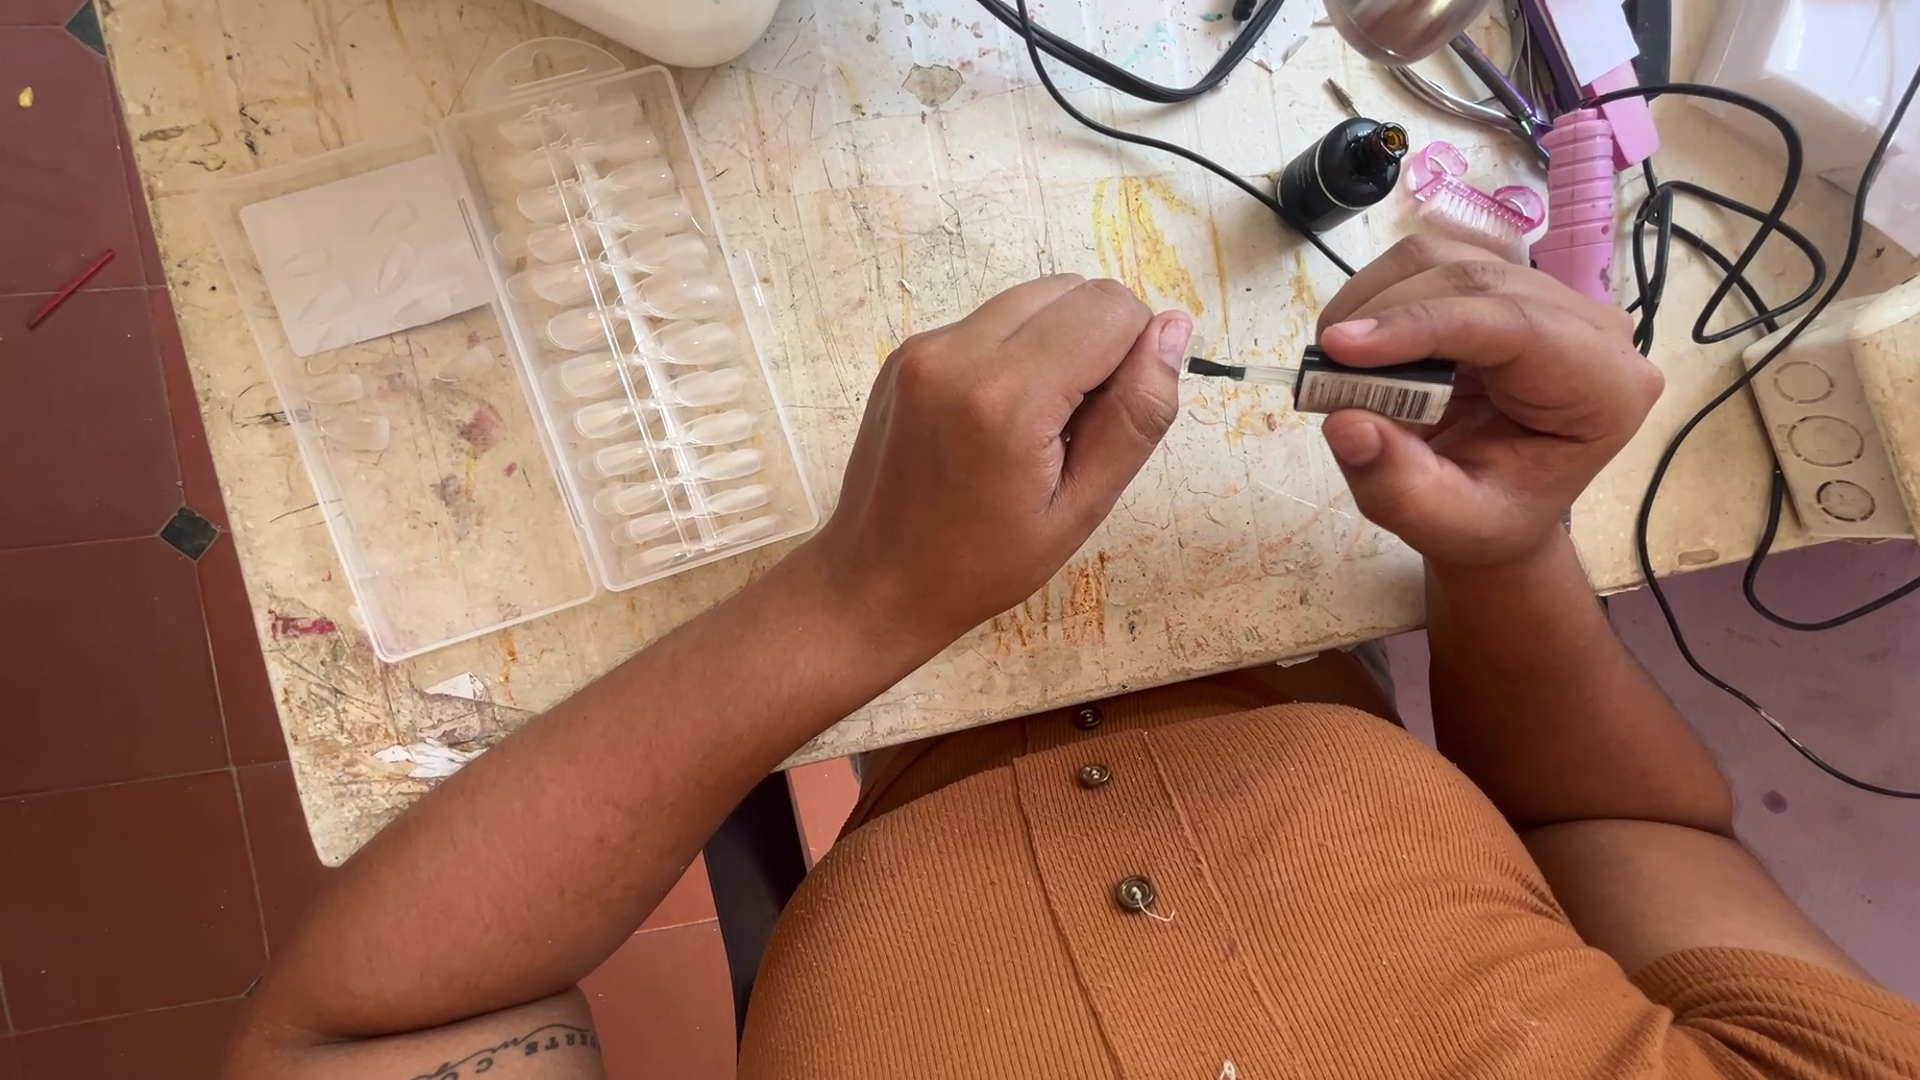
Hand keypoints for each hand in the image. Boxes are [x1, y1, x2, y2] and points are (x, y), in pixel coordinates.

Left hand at [808, 275, 1191, 647]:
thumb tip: (1172, 330)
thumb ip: (1135, 417)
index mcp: (1005, 398)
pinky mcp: (905, 353)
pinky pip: (988, 322)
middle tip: (1071, 427)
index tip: (1107, 419)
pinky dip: (1012, 353)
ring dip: (1055, 345)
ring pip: (1030, 299)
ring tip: (1032, 425)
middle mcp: (956, 353)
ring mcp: (922, 347)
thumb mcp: (1080, 508)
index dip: (1133, 355)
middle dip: (1096, 345)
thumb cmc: (983, 564)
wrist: (877, 579)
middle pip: (1072, 291)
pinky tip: (994, 419)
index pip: (1111, 308)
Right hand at [1314, 237, 1661, 571]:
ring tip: (1336, 359)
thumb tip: (1343, 422)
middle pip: (1475, 278)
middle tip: (1321, 371)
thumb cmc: (1480, 521)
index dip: (1422, 325)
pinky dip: (1376, 296)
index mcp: (1600, 391)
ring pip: (1445, 257)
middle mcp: (1586, 328)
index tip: (1338, 347)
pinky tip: (1358, 344)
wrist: (1493, 510)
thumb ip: (1395, 482)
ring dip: (1373, 300)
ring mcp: (1542, 299)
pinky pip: (1428, 264)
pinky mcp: (1497, 291)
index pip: (1514, 325)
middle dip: (1383, 315)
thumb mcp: (1440, 522)